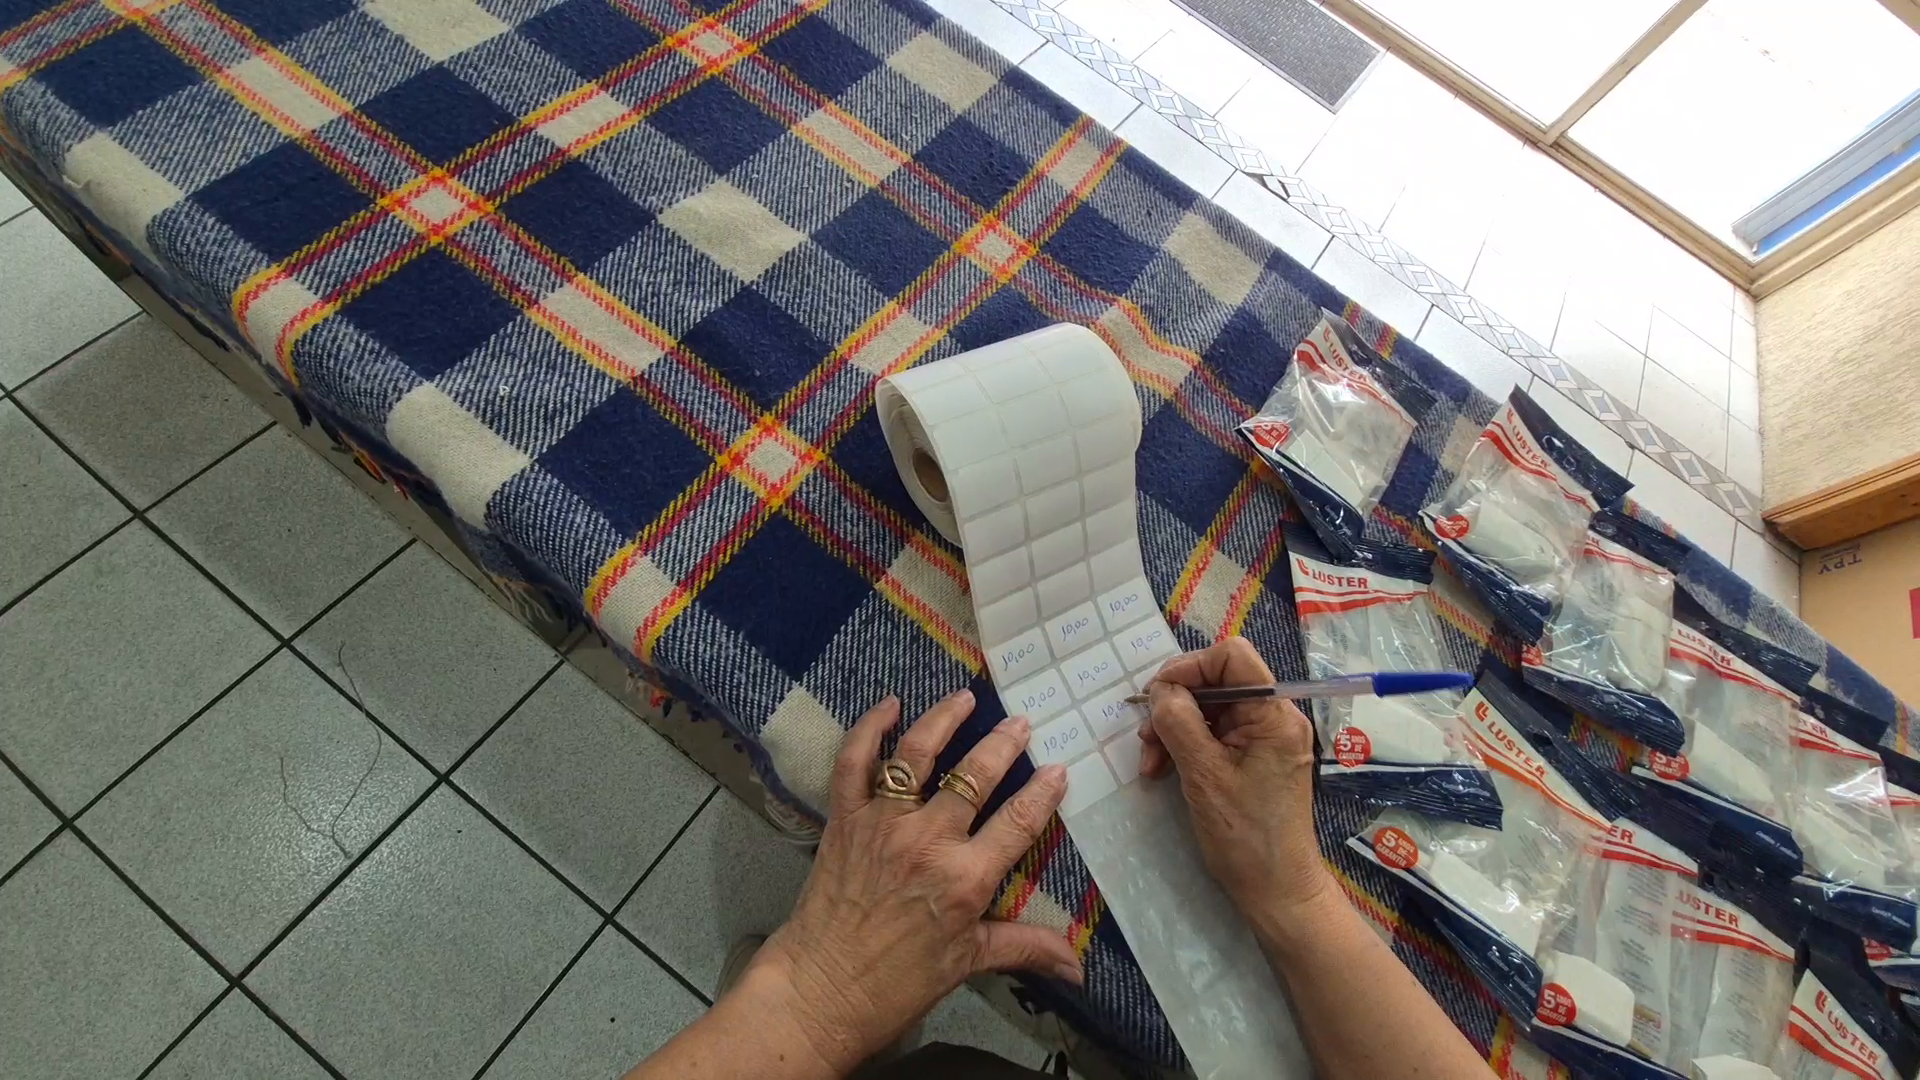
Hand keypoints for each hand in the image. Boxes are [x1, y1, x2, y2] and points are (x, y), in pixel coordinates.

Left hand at [745, 691, 1080, 1074]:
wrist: (820, 991)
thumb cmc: (898, 983)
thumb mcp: (967, 963)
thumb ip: (1024, 948)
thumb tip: (1080, 967)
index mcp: (964, 879)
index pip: (1016, 824)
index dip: (1042, 793)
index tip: (1058, 767)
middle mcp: (927, 840)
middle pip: (973, 777)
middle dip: (1002, 743)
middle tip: (1020, 721)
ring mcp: (883, 822)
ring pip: (916, 755)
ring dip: (943, 720)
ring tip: (964, 696)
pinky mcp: (846, 817)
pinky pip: (854, 762)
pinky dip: (869, 729)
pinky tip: (889, 705)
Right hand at [1139, 638, 1332, 917]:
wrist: (1275, 892)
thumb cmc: (1244, 834)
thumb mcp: (1203, 774)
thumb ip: (1179, 721)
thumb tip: (1161, 689)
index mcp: (1274, 715)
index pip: (1232, 657)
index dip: (1191, 667)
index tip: (1160, 695)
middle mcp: (1273, 717)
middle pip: (1215, 681)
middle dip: (1175, 703)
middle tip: (1147, 735)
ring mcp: (1262, 738)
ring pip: (1206, 707)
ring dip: (1172, 727)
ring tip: (1150, 760)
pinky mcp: (1250, 757)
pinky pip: (1210, 732)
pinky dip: (1182, 745)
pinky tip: (1161, 769)